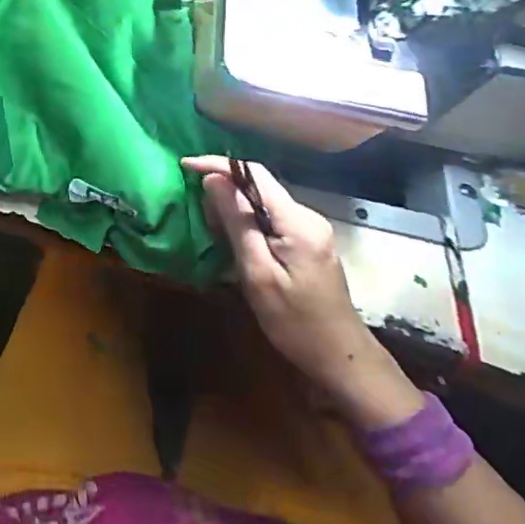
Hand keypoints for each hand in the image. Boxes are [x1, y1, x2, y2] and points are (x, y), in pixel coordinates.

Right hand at [183, 156, 386, 390]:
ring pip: (263, 202)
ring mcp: (311, 229)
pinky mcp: (308, 243)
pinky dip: (247, 222)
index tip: (185, 165)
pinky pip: (271, 219)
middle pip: (258, 186)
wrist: (340, 358)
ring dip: (233, 208)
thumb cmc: (295, 321)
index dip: (217, 165)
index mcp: (297, 221)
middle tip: (196, 210)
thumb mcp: (258, 273)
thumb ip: (237, 223)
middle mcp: (307, 216)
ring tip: (210, 227)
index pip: (253, 174)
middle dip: (223, 189)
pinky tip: (232, 241)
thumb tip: (213, 180)